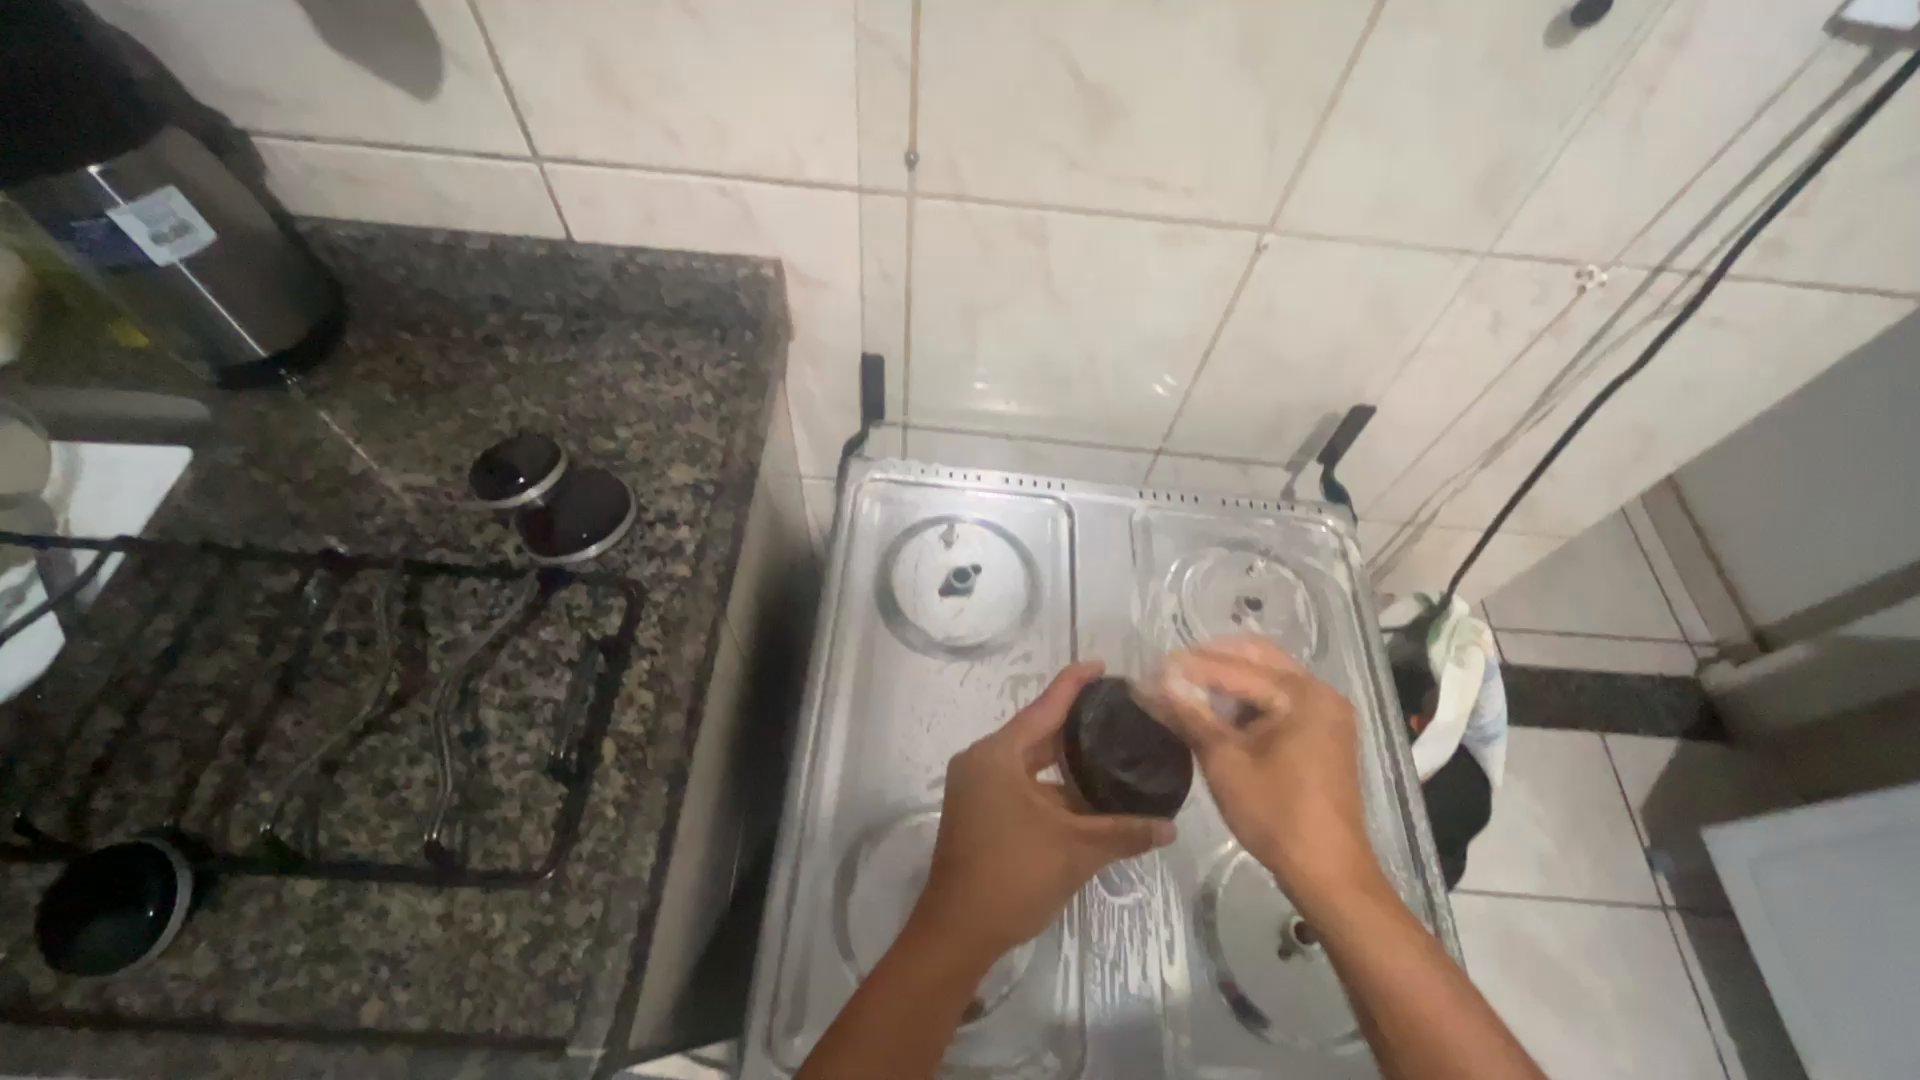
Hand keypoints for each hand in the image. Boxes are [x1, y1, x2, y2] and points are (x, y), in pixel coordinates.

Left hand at [909, 661, 1176, 960]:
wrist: (958, 930)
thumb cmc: (1013, 876)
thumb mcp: (1075, 850)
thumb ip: (1123, 832)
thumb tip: (1170, 827)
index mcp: (998, 755)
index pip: (1044, 707)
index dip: (1075, 684)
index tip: (1102, 666)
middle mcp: (982, 761)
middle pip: (1036, 732)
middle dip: (1075, 725)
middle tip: (1118, 713)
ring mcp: (975, 788)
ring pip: (1029, 763)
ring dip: (1065, 763)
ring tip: (1110, 753)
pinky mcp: (977, 811)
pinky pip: (1019, 784)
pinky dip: (1050, 787)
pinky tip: (1085, 796)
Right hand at [1147, 637, 1383, 918]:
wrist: (1326, 869)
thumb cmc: (1274, 813)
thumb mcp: (1223, 760)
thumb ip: (1187, 715)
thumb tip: (1150, 685)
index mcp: (1301, 694)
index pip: (1233, 668)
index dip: (1188, 668)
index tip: (1150, 670)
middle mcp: (1320, 691)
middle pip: (1257, 657)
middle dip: (1211, 660)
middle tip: (1171, 671)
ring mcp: (1326, 712)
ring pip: (1269, 675)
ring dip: (1229, 677)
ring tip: (1188, 688)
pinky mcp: (1323, 732)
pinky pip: (1280, 698)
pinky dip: (1249, 697)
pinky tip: (1219, 710)